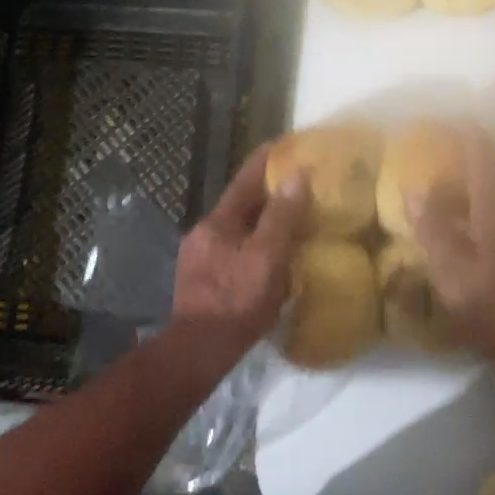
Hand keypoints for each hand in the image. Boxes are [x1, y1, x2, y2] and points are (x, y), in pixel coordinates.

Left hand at [172, 145, 308, 341]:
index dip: (267, 160)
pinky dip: (251, 245)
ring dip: (259, 222)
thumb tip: (296, 176)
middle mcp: (203, 232)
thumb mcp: (267, 257)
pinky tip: (266, 258)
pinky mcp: (200, 280)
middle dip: (266, 193)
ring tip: (287, 221)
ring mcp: (198, 257)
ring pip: (235, 229)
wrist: (200, 350)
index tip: (286, 144)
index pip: (245, 179)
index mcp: (219, 222)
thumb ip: (281, 217)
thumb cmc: (237, 301)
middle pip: (239, 203)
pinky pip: (231, 251)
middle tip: (296, 185)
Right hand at [409, 124, 494, 377]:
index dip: (462, 131)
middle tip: (442, 135)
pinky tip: (466, 199)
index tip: (437, 119)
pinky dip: (487, 181)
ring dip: (482, 159)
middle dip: (474, 139)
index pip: (483, 152)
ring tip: (450, 159)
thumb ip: (434, 230)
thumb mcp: (453, 276)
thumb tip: (414, 187)